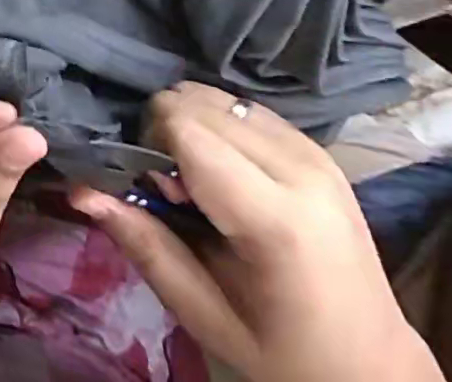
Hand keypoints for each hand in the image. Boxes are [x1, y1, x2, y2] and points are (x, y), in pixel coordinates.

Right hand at [69, 83, 442, 381]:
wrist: (371, 365)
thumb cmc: (281, 354)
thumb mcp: (204, 314)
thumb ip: (143, 243)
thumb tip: (80, 189)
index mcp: (275, 219)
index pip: (186, 129)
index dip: (149, 142)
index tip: (148, 186)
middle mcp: (300, 169)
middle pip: (197, 104)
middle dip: (165, 131)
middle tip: (168, 186)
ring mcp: (314, 151)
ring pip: (218, 96)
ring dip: (191, 124)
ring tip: (196, 178)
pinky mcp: (317, 146)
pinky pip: (244, 106)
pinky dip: (218, 123)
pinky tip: (223, 167)